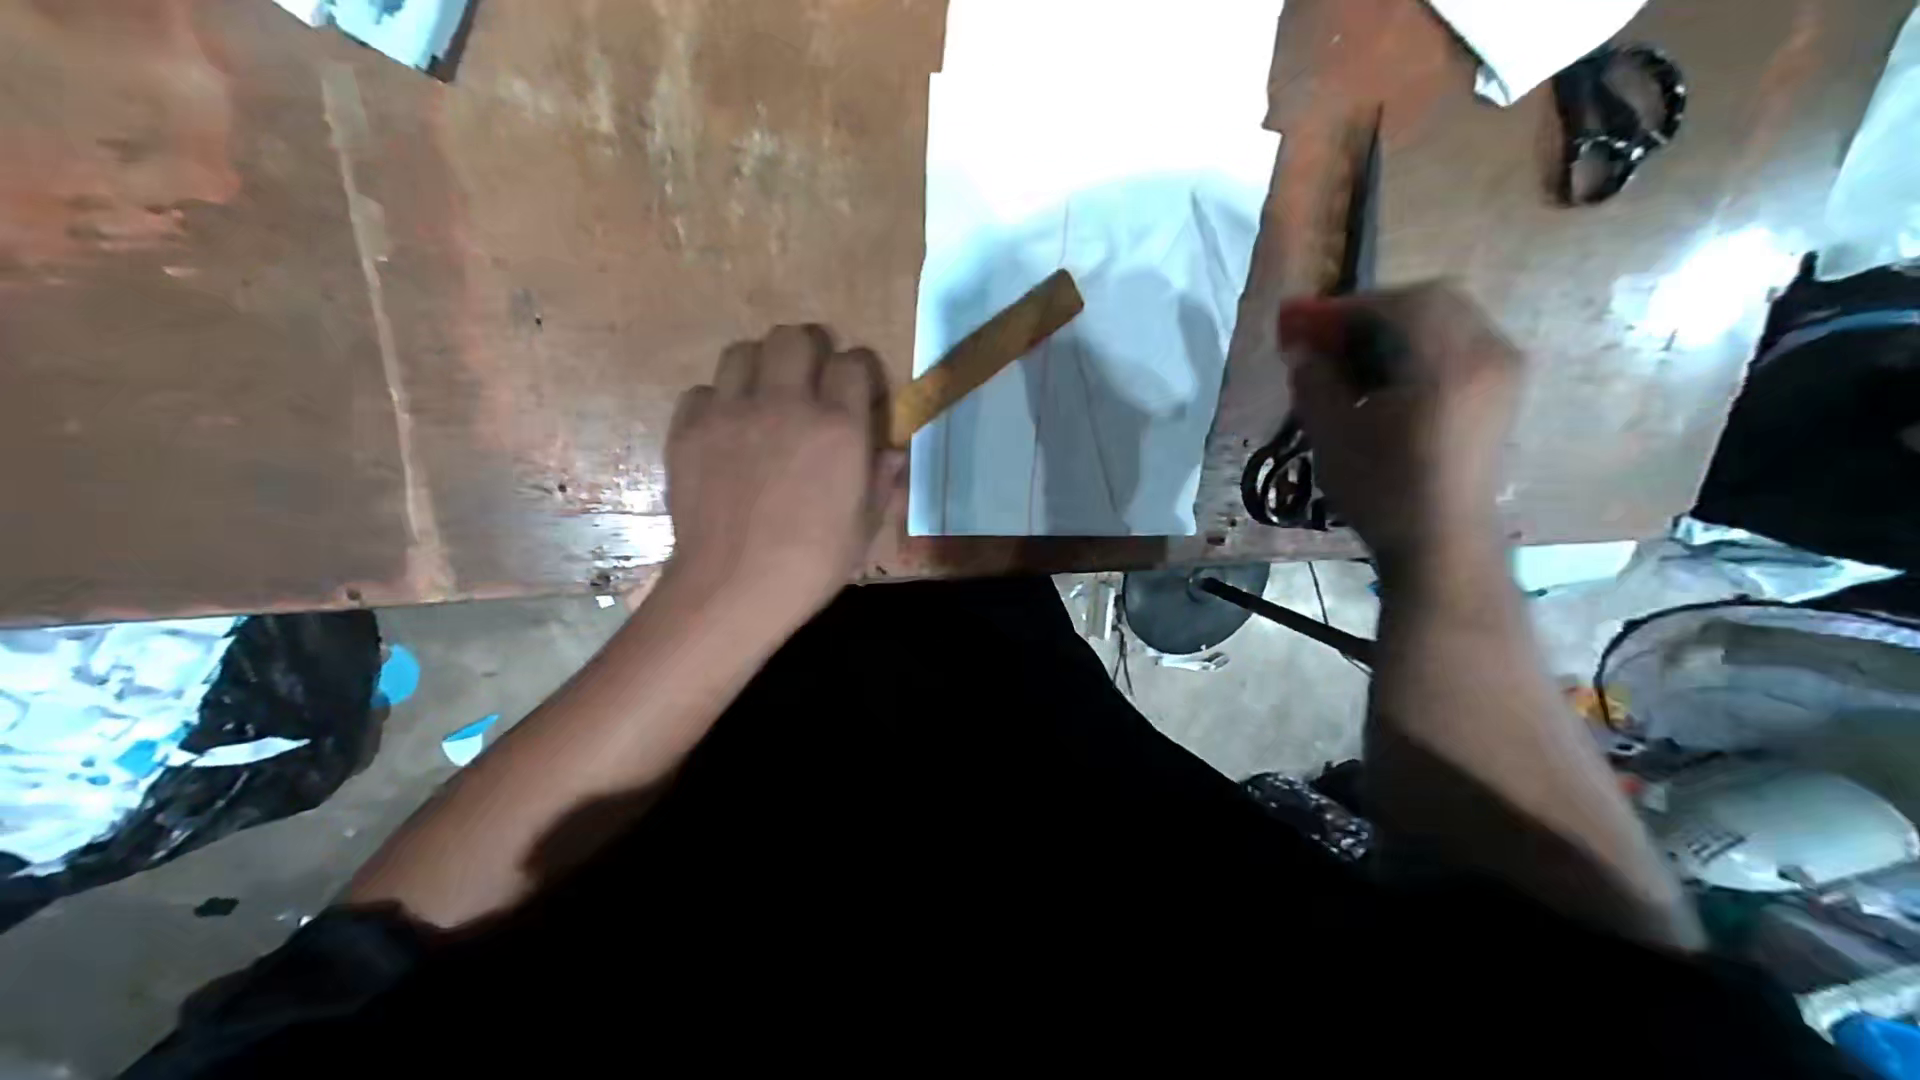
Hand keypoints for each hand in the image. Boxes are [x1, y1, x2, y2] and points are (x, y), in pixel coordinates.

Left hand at [662, 325, 903, 621]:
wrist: (733, 586)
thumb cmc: (812, 563)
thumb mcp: (864, 526)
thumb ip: (882, 480)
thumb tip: (892, 453)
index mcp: (837, 427)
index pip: (853, 361)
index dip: (859, 369)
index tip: (858, 388)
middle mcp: (785, 404)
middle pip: (794, 337)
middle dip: (808, 348)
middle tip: (810, 378)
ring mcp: (731, 412)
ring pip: (743, 351)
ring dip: (760, 366)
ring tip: (764, 396)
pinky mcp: (688, 429)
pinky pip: (703, 391)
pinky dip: (717, 402)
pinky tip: (725, 431)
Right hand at [1279, 283, 1522, 562]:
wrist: (1440, 541)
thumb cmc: (1381, 489)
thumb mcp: (1332, 433)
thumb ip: (1314, 380)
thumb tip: (1301, 349)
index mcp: (1448, 362)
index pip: (1400, 302)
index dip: (1348, 306)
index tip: (1308, 323)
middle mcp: (1488, 354)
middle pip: (1432, 301)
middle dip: (1375, 312)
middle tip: (1332, 336)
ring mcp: (1503, 372)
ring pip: (1449, 321)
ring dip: (1397, 328)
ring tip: (1355, 358)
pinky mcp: (1501, 393)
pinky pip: (1461, 344)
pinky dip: (1421, 346)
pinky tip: (1388, 377)